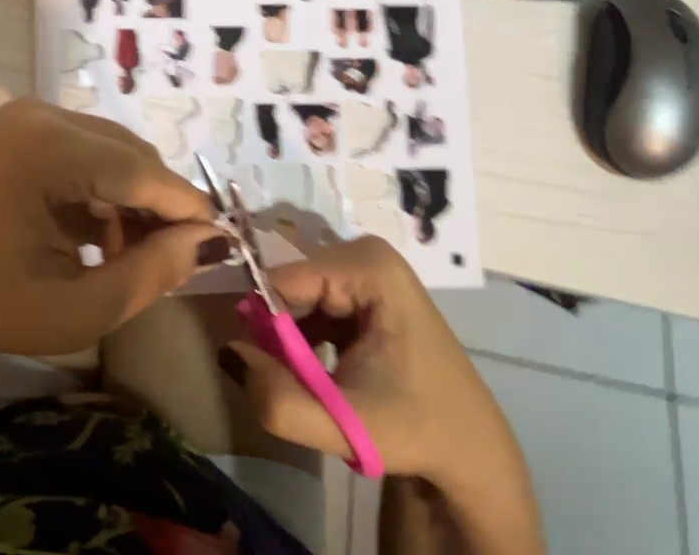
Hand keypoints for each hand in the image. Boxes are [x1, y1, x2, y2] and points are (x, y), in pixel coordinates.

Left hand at [0, 99, 229, 357]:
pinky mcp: (14, 130)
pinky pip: (80, 151)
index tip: (221, 245)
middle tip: (169, 261)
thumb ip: (150, 275)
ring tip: (126, 257)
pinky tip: (96, 237)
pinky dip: (99, 189)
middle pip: (128, 152)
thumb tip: (206, 242)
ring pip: (109, 150)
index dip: (186, 209)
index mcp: (46, 148)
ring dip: (129, 198)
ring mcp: (22, 117)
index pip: (141, 170)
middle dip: (157, 204)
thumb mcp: (75, 310)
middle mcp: (37, 114)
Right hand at [222, 237, 523, 489]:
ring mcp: (367, 266)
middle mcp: (366, 253)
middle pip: (287, 285)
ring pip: (293, 295)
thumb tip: (228, 350)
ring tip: (318, 382)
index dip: (269, 330)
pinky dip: (303, 337)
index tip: (282, 374)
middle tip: (303, 383)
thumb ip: (275, 397)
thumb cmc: (415, 431)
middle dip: (280, 335)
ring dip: (290, 340)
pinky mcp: (363, 285)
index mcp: (370, 268)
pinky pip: (308, 300)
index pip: (282, 281)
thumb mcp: (341, 426)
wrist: (470, 447)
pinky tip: (326, 370)